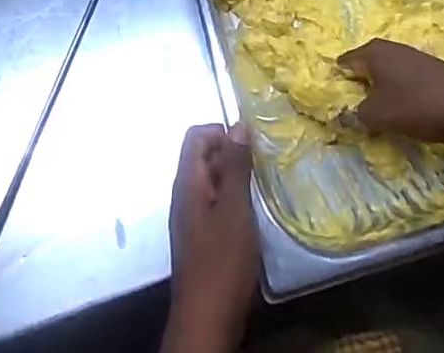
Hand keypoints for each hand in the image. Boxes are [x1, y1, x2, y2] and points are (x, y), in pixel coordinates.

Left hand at [163, 124, 258, 352]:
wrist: (206, 317)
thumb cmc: (221, 260)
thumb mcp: (234, 209)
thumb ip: (234, 167)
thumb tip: (238, 126)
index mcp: (187, 180)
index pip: (195, 136)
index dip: (221, 132)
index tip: (250, 145)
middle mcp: (183, 192)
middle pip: (201, 155)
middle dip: (229, 153)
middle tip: (260, 166)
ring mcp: (189, 214)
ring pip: (208, 180)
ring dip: (231, 177)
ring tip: (259, 188)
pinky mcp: (198, 235)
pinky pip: (212, 202)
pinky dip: (229, 198)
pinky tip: (249, 215)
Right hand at [337, 39, 443, 146]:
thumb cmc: (417, 108)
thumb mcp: (378, 117)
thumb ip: (354, 116)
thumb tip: (341, 117)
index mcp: (372, 52)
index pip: (344, 62)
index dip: (340, 82)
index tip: (342, 101)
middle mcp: (390, 47)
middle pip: (366, 65)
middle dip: (363, 85)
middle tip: (363, 108)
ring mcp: (414, 55)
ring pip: (389, 72)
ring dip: (385, 89)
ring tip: (389, 111)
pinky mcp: (434, 67)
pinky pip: (408, 78)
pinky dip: (405, 91)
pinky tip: (413, 108)